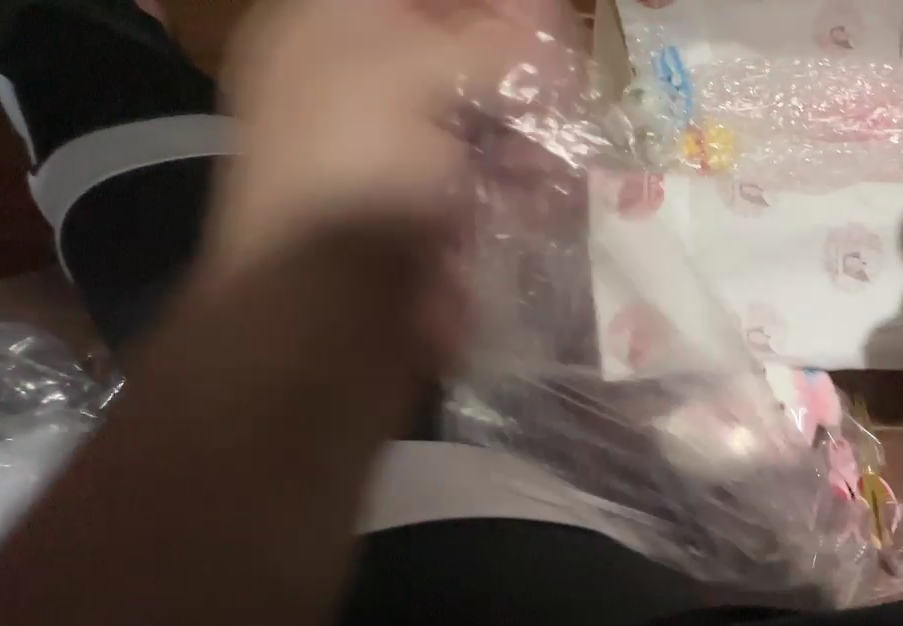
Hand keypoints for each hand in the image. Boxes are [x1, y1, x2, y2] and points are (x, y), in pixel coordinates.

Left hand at [210, 0, 580, 276]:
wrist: (330, 317)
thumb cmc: (354, 178)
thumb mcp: (410, 80)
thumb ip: (489, 45)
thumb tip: (554, 31)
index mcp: (342, 25)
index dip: (493, 3)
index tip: (554, 24)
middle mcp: (374, 83)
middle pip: (469, 53)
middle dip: (526, 71)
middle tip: (573, 92)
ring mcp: (412, 155)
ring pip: (493, 121)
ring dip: (537, 132)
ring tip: (568, 154)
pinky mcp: (443, 213)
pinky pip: (499, 182)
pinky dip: (531, 184)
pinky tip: (555, 194)